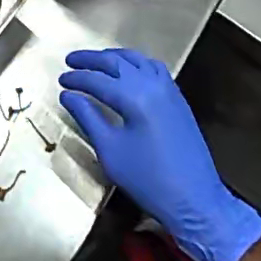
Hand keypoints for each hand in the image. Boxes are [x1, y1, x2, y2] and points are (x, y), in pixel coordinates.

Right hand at [59, 48, 260, 260]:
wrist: (198, 204)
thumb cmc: (149, 181)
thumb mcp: (110, 151)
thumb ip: (88, 117)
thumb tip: (68, 96)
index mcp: (133, 98)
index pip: (96, 79)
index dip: (76, 79)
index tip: (61, 82)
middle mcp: (151, 85)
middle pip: (115, 61)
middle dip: (90, 59)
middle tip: (70, 61)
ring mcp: (168, 90)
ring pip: (136, 59)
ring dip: (113, 57)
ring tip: (96, 61)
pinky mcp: (179, 99)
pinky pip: (153, 68)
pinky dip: (136, 63)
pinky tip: (128, 72)